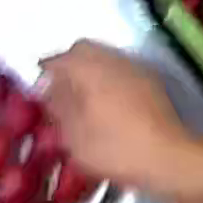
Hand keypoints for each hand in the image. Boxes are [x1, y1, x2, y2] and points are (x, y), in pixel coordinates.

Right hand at [39, 40, 202, 196]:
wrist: (165, 153)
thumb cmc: (114, 148)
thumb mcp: (75, 136)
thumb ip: (59, 106)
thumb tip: (48, 86)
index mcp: (91, 69)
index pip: (60, 58)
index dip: (46, 70)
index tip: (37, 87)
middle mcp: (112, 58)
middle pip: (83, 49)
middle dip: (68, 64)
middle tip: (58, 91)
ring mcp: (133, 65)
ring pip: (103, 55)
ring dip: (88, 69)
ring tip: (80, 99)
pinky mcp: (148, 76)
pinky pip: (119, 67)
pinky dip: (106, 76)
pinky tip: (105, 103)